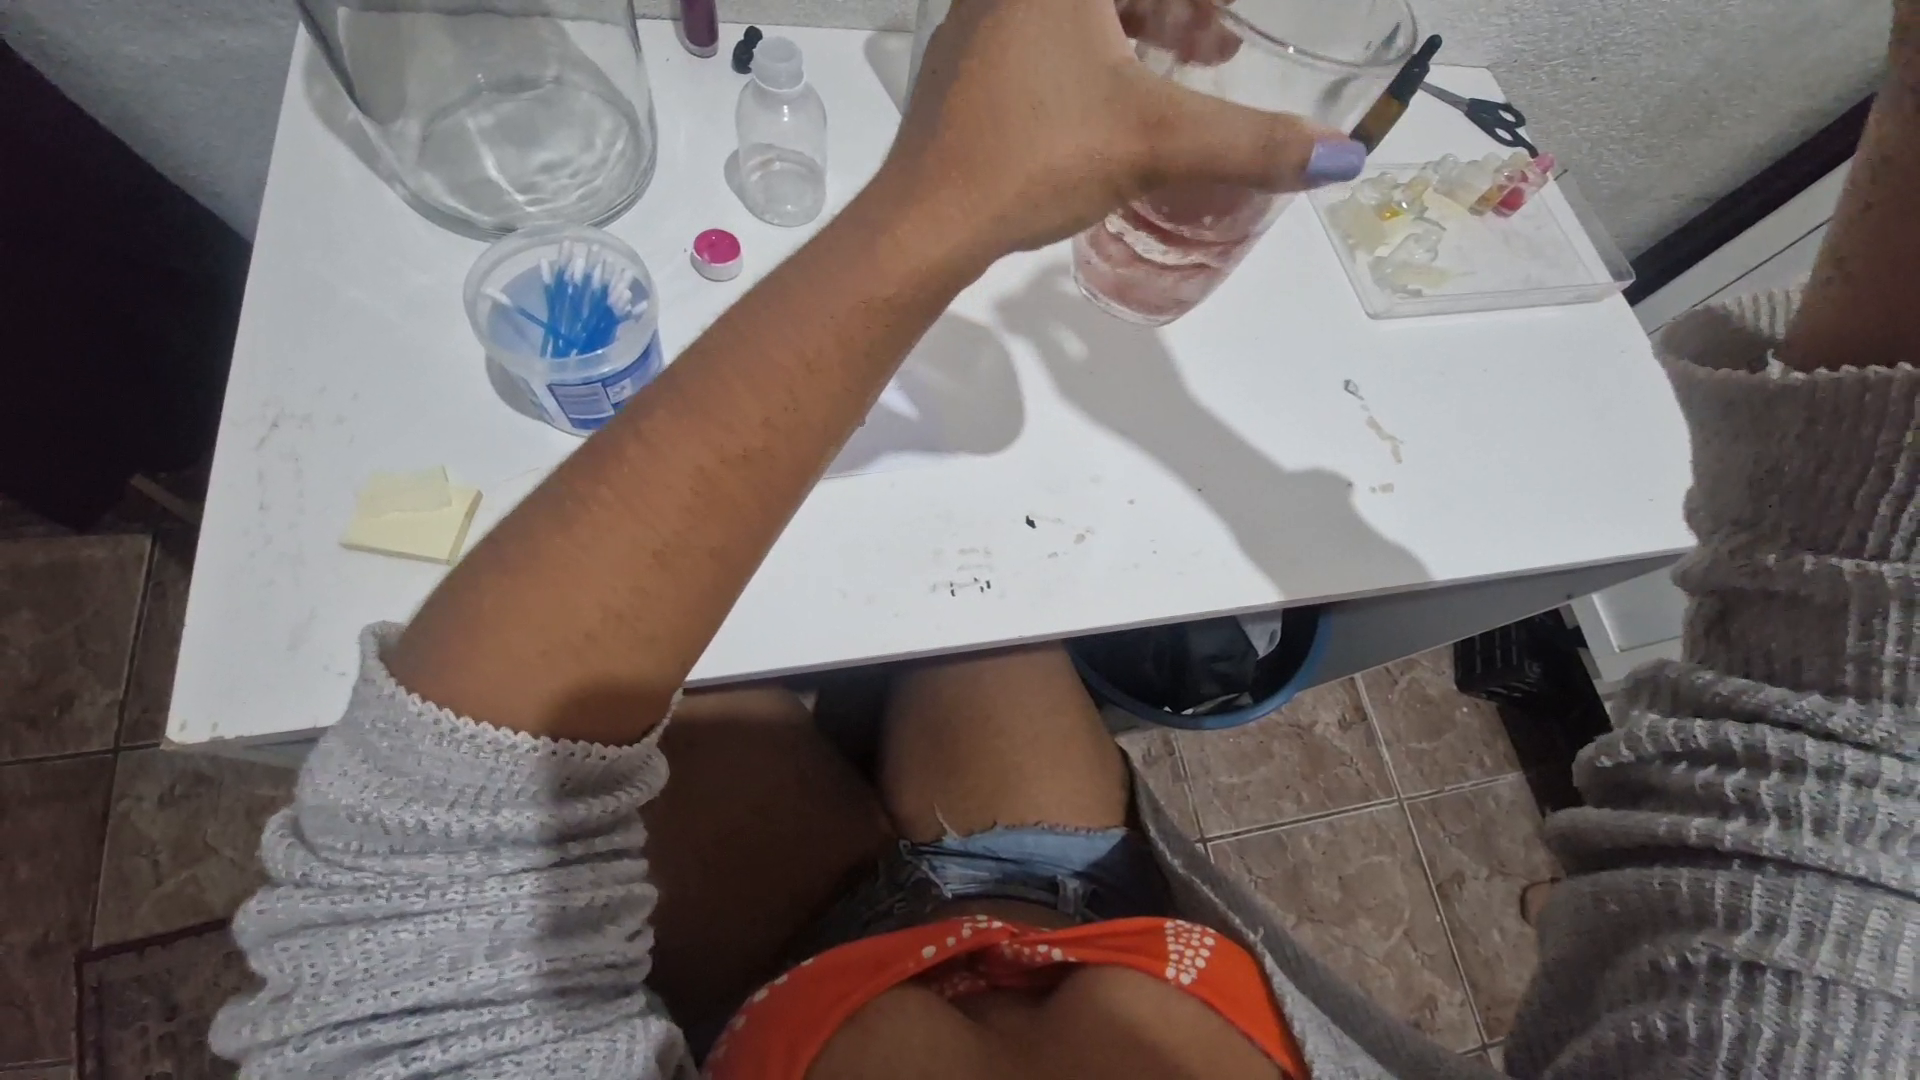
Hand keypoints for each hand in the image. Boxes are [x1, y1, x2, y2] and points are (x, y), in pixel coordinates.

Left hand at [878, 0, 1366, 256]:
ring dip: (1142, 26)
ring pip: (1083, 6)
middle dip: (1179, 9)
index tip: (1223, 32)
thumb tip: (1342, 159)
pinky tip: (1113, 101)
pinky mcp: (968, 59)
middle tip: (1218, 45)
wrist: (927, 220)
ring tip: (1187, 66)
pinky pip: (1048, 31)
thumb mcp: (1152, 143)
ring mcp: (983, 14)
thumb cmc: (1035, 160)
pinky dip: (1095, 51)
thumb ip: (1247, 144)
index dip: (1199, 9)